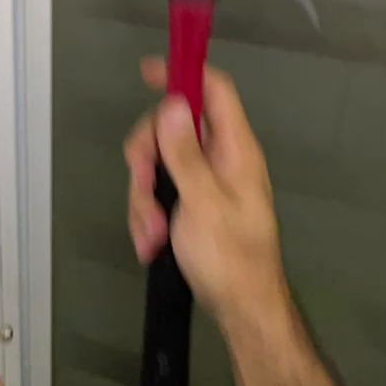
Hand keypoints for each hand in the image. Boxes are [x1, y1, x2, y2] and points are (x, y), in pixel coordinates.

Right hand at [124, 58, 289, 332]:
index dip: (183, 73)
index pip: (214, 90)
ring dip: (144, 197)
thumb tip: (172, 104)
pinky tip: (151, 243)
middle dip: (146, 159)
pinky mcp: (190, 204)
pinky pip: (159, 191)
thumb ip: (185, 152)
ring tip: (151, 234)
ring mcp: (204, 181)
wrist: (242, 313)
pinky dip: (149, 214)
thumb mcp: (202, 203)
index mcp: (234, 149)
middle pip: (170, 128)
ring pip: (157, 162)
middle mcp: (219, 157)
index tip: (146, 72)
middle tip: (143, 188)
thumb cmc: (230, 257)